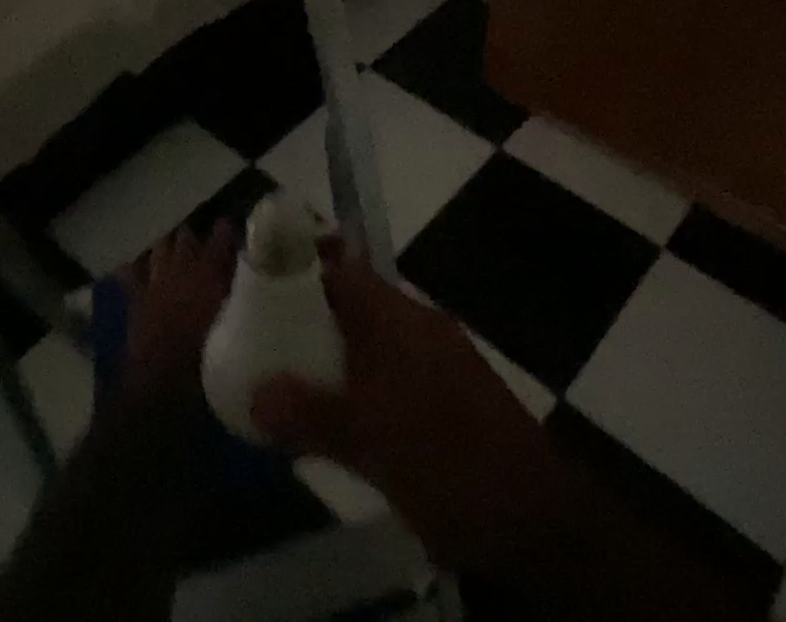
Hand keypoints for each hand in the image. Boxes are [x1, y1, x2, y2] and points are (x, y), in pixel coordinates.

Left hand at [119, 220, 234, 402]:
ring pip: (158, 249)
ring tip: (171, 244)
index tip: (227, 223)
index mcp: (207, 273)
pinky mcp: (136, 297)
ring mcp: (155, 281)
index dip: (223, 230)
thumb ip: (233, 293)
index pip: (218, 240)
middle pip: (185, 239)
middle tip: (199, 238)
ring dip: (166, 246)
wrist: (162, 374)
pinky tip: (134, 265)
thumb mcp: (229, 318)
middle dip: (192, 236)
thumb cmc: (206, 349)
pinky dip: (133, 268)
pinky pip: (130, 274)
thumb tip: (241, 278)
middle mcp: (180, 269)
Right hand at [250, 243, 569, 571]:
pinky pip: (391, 374)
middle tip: (259, 344)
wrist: (530, 514)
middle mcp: (419, 328)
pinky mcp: (450, 394)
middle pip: (354, 305)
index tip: (255, 289)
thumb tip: (256, 397)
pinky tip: (337, 419)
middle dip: (307, 320)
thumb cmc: (444, 463)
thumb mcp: (366, 442)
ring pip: (372, 343)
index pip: (342, 271)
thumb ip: (306, 414)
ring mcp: (439, 360)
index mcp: (398, 321)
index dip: (299, 271)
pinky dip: (359, 384)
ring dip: (332, 356)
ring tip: (286, 383)